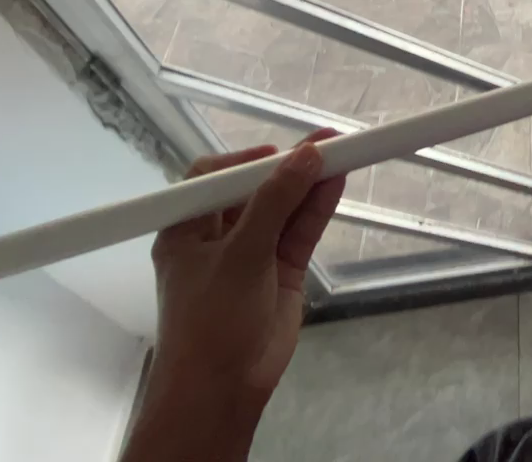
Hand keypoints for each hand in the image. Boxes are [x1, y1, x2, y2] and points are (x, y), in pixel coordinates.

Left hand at [126, 131, 344, 460]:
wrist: (223, 390)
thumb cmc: (211, 319)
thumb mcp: (241, 255)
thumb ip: (276, 201)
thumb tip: (308, 154)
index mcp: (188, 230)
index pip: (211, 178)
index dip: (243, 160)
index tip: (276, 150)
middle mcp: (220, 236)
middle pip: (258, 188)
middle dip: (288, 166)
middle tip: (326, 142)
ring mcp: (255, 252)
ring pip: (286, 205)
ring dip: (311, 182)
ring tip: (343, 153)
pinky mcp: (284, 267)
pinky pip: (303, 227)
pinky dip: (321, 205)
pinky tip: (338, 181)